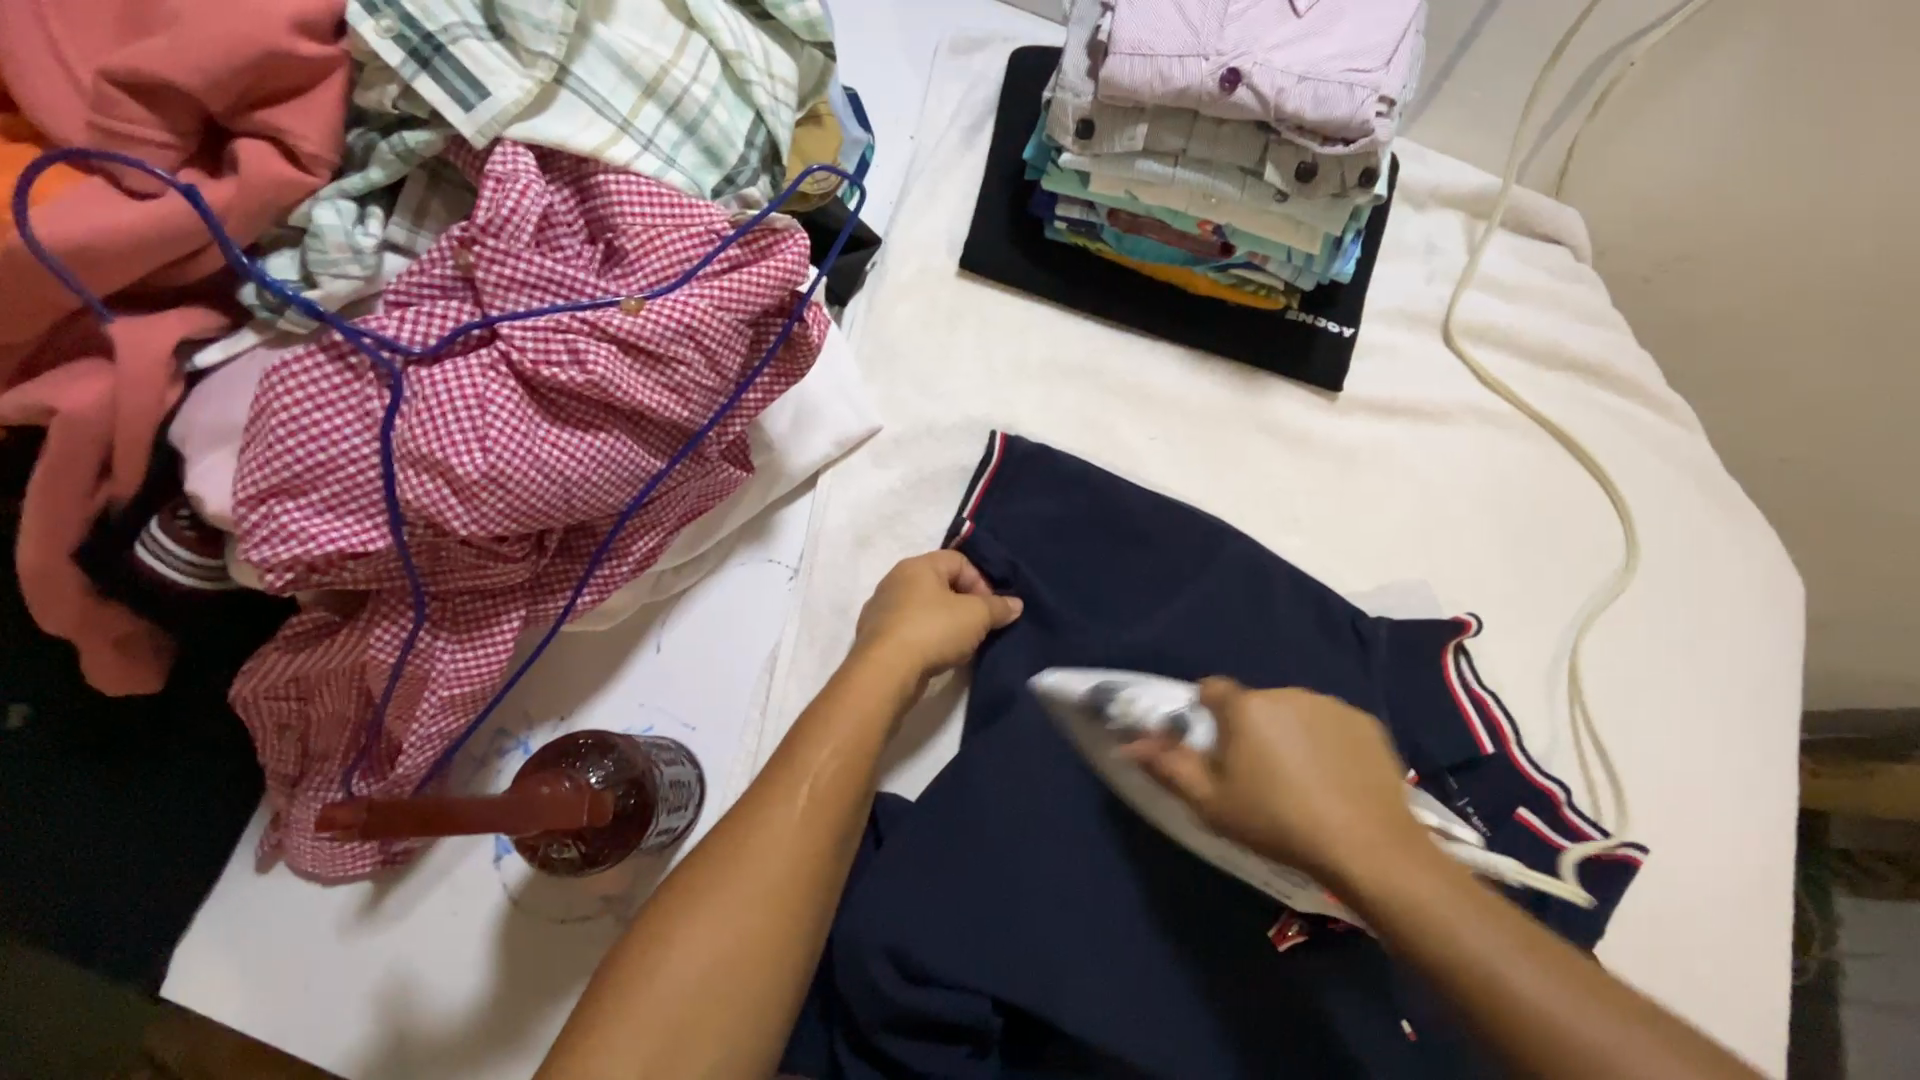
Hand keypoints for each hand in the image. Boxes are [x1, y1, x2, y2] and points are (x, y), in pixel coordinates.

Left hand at [851, 551, 1023, 684]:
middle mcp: (895, 580)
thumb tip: (1015, 604)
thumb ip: (998, 607)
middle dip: (965, 605)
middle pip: (941, 585)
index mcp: (917, 565)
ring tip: (960, 646)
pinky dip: (926, 639)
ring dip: (946, 624)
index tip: (991, 609)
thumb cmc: (933, 631)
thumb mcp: (976, 617)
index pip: (959, 561)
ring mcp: (881, 608)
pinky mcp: (875, 636)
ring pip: (924, 609)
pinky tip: (936, 657)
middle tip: (979, 628)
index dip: (981, 582)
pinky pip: (910, 630)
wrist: (885, 671)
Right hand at [1122, 678, 1427, 886]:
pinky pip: (1330, 725)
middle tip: (1256, 778)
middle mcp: (1286, 692)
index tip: (1213, 749)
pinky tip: (1334, 781)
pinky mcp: (1366, 722)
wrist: (1368, 848)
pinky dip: (1326, 743)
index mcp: (1245, 707)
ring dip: (1288, 735)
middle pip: (1253, 705)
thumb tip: (1129, 743)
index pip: (1210, 689)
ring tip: (1300, 783)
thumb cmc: (1277, 824)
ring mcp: (1330, 704)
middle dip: (1249, 730)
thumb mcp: (1212, 804)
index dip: (1206, 715)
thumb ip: (1169, 766)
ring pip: (1293, 713)